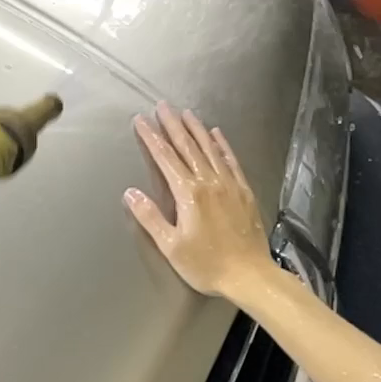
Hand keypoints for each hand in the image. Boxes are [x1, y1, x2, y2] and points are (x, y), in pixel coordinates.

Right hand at [125, 102, 271, 297]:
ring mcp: (229, 184)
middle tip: (162, 106)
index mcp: (188, 193)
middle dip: (172, 124)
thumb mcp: (171, 246)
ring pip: (210, 149)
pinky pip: (231, 161)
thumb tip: (130, 192)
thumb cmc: (207, 264)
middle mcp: (209, 181)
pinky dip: (223, 145)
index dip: (151, 137)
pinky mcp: (244, 191)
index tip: (141, 120)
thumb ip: (150, 217)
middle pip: (187, 146)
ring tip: (186, 112)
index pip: (165, 158)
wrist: (250, 275)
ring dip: (196, 129)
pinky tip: (217, 134)